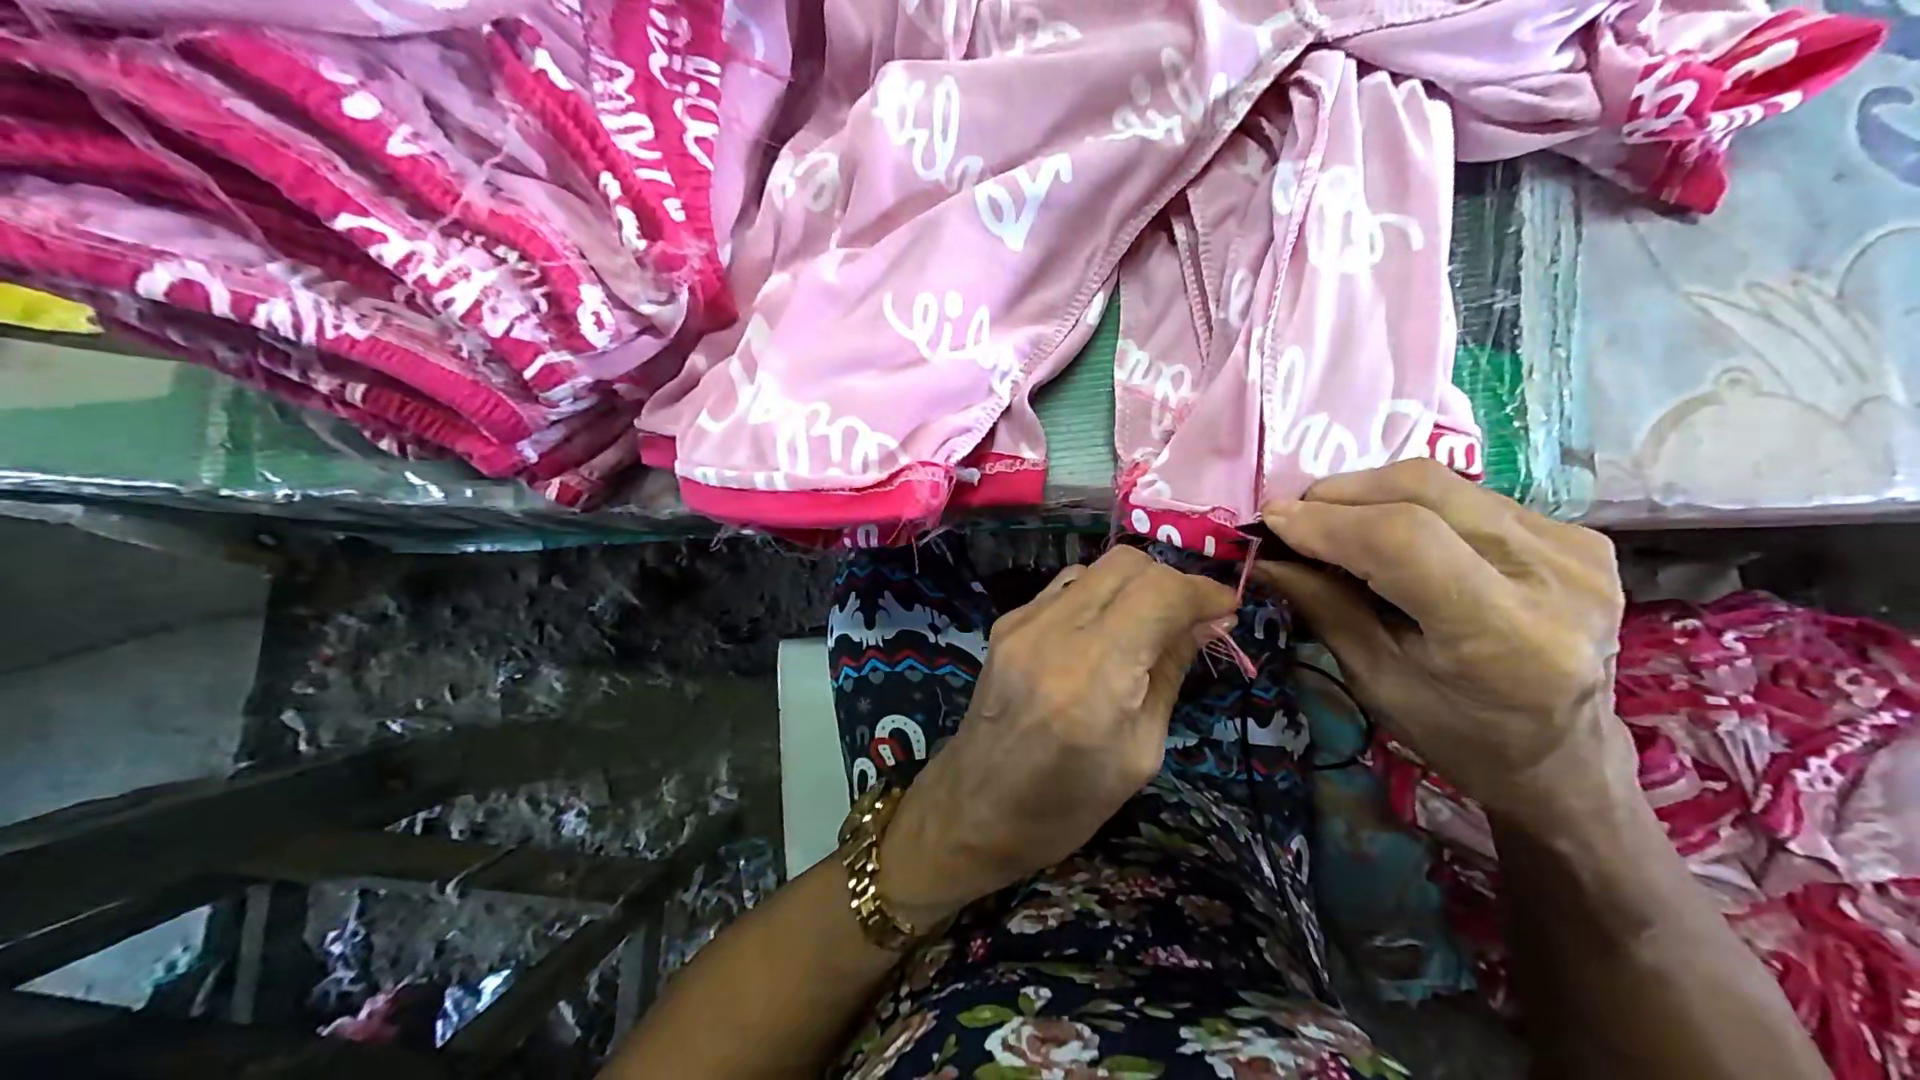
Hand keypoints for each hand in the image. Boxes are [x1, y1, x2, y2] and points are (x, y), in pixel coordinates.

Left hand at [877, 546, 1235, 925]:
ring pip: (1096, 567)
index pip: (1159, 592)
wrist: (975, 809)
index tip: (1226, 611)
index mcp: (1093, 673)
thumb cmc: (1066, 804)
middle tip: (1190, 620)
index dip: (1202, 592)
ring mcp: (1022, 622)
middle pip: (1127, 563)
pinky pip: (1066, 587)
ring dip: (1134, 586)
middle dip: (1170, 582)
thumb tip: (1207, 621)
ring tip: (1149, 627)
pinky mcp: (1006, 623)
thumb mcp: (1140, 752)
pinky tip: (1105, 633)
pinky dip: (1099, 596)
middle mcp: (1053, 632)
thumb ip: (1171, 672)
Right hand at [1254, 460, 1630, 828]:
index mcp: (1504, 636)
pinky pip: (1467, 495)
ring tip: (1331, 524)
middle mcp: (1552, 579)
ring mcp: (1573, 549)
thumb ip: (1324, 607)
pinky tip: (1389, 533)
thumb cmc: (1458, 735)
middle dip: (1338, 495)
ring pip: (1442, 483)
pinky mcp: (1575, 535)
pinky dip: (1408, 504)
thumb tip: (1264, 556)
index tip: (1270, 522)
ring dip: (1367, 494)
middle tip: (1292, 519)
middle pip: (1422, 491)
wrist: (1564, 755)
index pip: (1404, 541)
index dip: (1326, 522)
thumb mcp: (1376, 681)